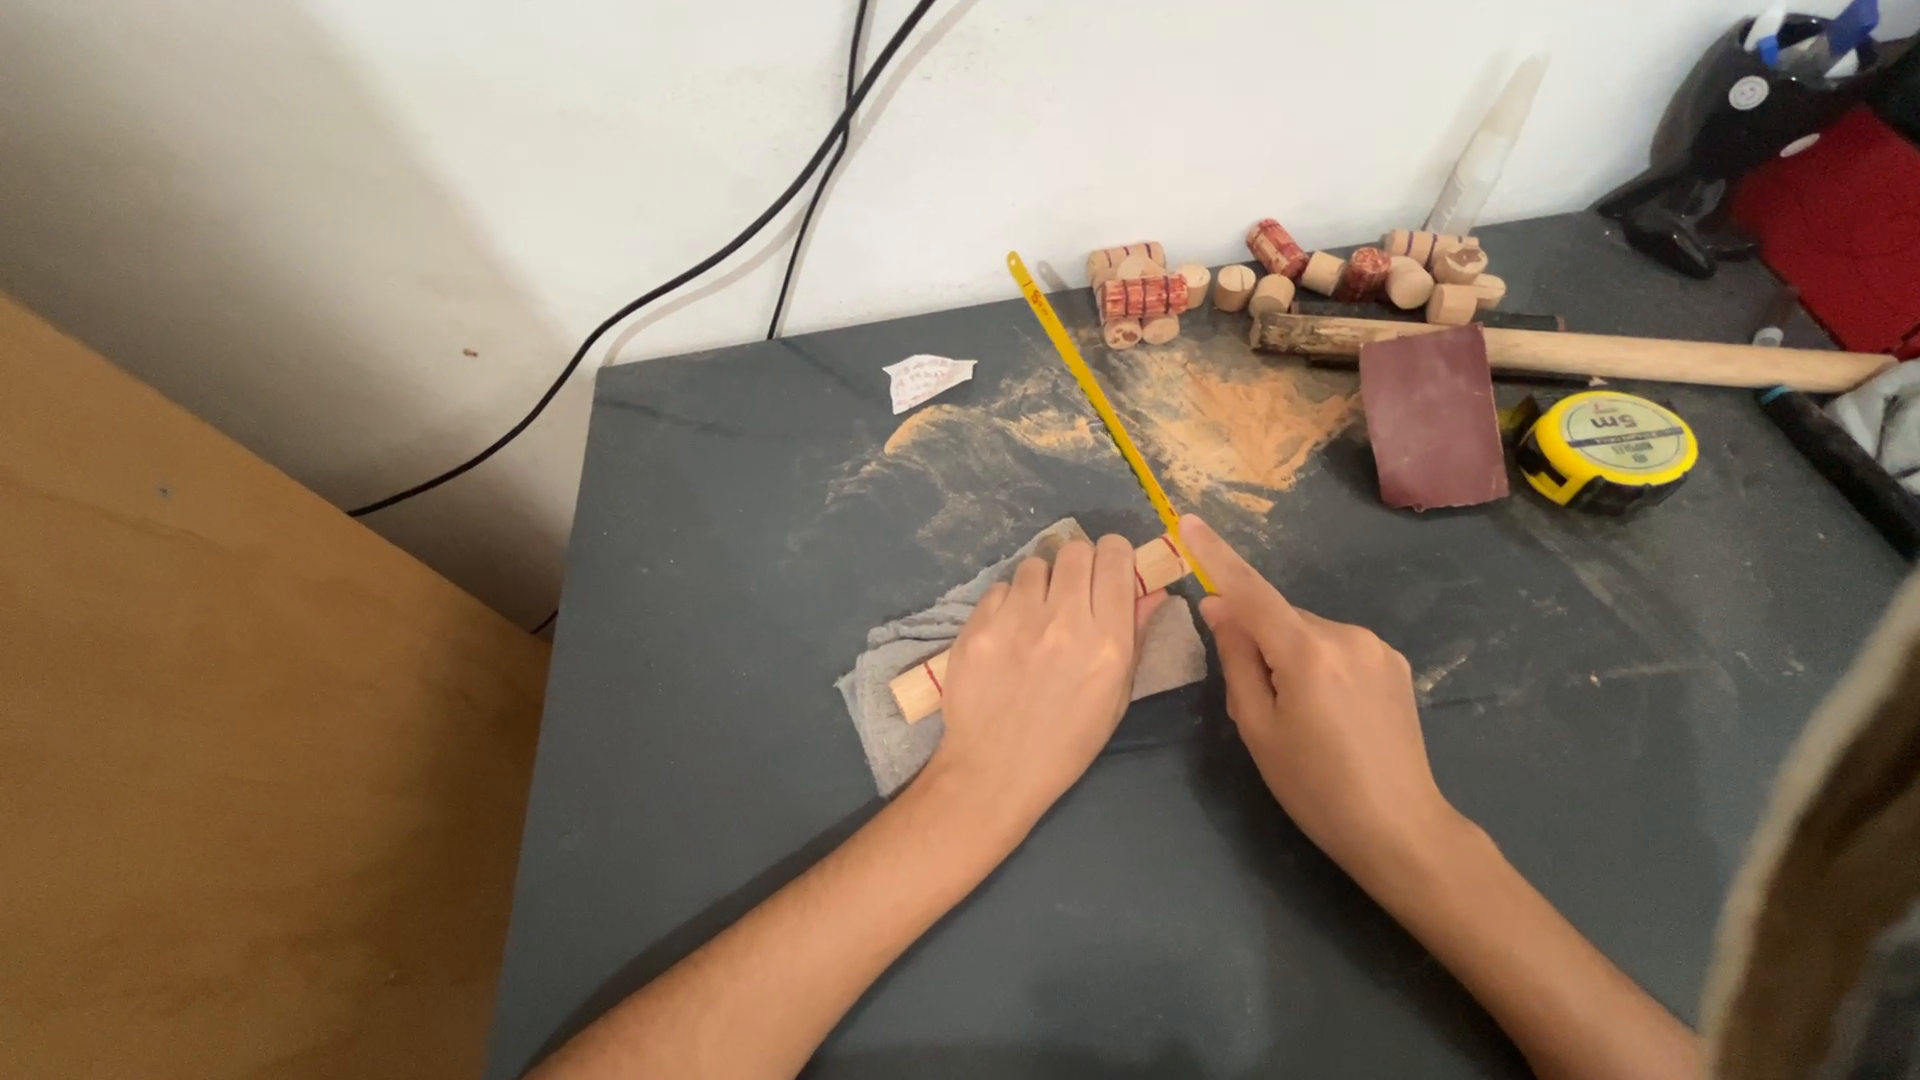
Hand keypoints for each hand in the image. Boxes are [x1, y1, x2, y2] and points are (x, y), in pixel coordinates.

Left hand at [922, 535, 1168, 827]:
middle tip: (1073, 589)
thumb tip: (1152, 590)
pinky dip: (1007, 602)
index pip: (1116, 558)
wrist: (994, 770)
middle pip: (1075, 549)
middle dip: (1079, 563)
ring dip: (1041, 582)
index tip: (1110, 567)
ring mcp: (1016, 621)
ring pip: (1035, 565)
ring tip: (1036, 614)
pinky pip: (1000, 588)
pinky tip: (1008, 632)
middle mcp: (1064, 621)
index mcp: (1107, 641)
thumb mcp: (1115, 697)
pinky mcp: (978, 626)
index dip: (1115, 555)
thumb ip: (1134, 637)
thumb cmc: (1066, 742)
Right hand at [1181, 515, 1459, 881]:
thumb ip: (1235, 658)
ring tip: (1297, 714)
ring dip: (1287, 654)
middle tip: (1255, 698)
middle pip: (1278, 617)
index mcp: (1306, 652)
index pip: (1249, 590)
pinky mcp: (1393, 662)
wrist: (1401, 829)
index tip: (1187, 521)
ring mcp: (1376, 647)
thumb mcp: (1256, 726)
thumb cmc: (1313, 786)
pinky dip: (1315, 662)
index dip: (1215, 555)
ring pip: (1306, 632)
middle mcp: (1345, 635)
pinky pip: (1334, 646)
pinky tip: (1327, 711)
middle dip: (1256, 639)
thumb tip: (1218, 607)